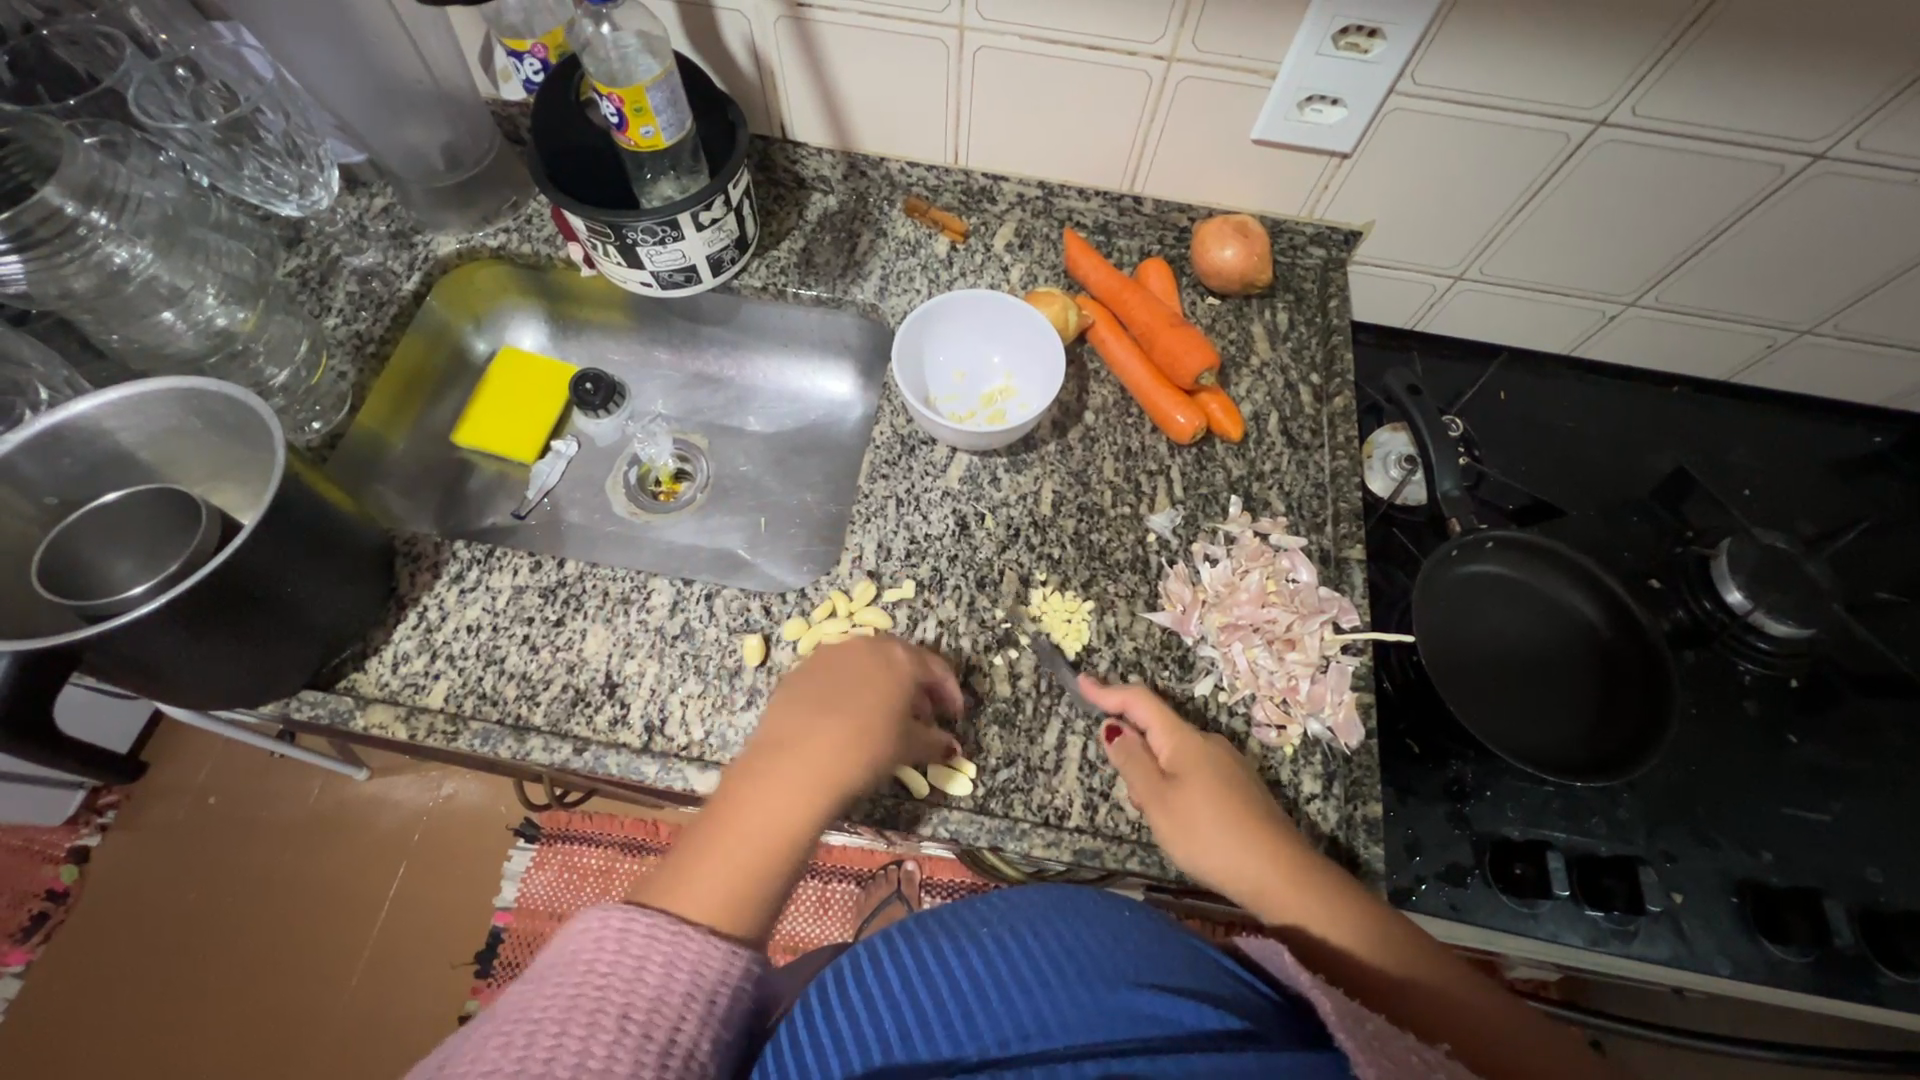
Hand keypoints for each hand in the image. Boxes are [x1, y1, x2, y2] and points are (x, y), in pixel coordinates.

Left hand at [732, 635, 962, 817]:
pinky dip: (848, 691)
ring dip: (881, 686)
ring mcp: (828, 654)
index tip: (954, 717)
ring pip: (865, 664)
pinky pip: (834, 676)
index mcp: (900, 657)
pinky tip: (846, 720)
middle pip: (900, 660)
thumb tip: (951, 746)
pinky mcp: (799, 671)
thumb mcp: (907, 748)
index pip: (936, 668)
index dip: (949, 693)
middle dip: (915, 687)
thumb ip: (934, 741)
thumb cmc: (865, 749)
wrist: (794, 763)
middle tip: (922, 718)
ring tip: (884, 719)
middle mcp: (865, 645)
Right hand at [1081, 676, 1305, 903]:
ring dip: (1156, 777)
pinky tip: (1184, 824)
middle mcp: (1207, 742)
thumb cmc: (1208, 835)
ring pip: (1175, 757)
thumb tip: (1112, 726)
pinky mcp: (1240, 787)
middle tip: (1132, 796)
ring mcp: (1228, 764)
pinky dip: (1176, 788)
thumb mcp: (1157, 800)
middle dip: (1134, 752)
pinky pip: (1195, 773)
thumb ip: (1132, 761)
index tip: (1081, 682)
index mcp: (1183, 739)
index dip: (1108, 692)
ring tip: (1160, 821)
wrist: (1280, 873)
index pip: (1140, 702)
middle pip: (1157, 732)